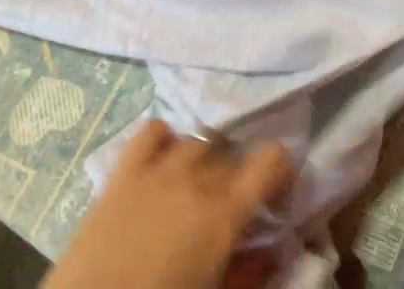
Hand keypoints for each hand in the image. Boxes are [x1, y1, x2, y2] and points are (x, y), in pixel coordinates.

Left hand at [44, 121, 294, 288]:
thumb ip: (250, 271)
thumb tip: (274, 252)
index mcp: (226, 212)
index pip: (273, 157)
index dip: (281, 170)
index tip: (274, 196)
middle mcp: (197, 180)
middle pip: (234, 153)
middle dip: (241, 174)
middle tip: (233, 204)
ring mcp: (158, 171)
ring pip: (198, 141)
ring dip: (205, 159)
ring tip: (196, 186)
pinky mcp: (122, 174)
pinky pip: (151, 131)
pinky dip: (164, 139)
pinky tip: (164, 162)